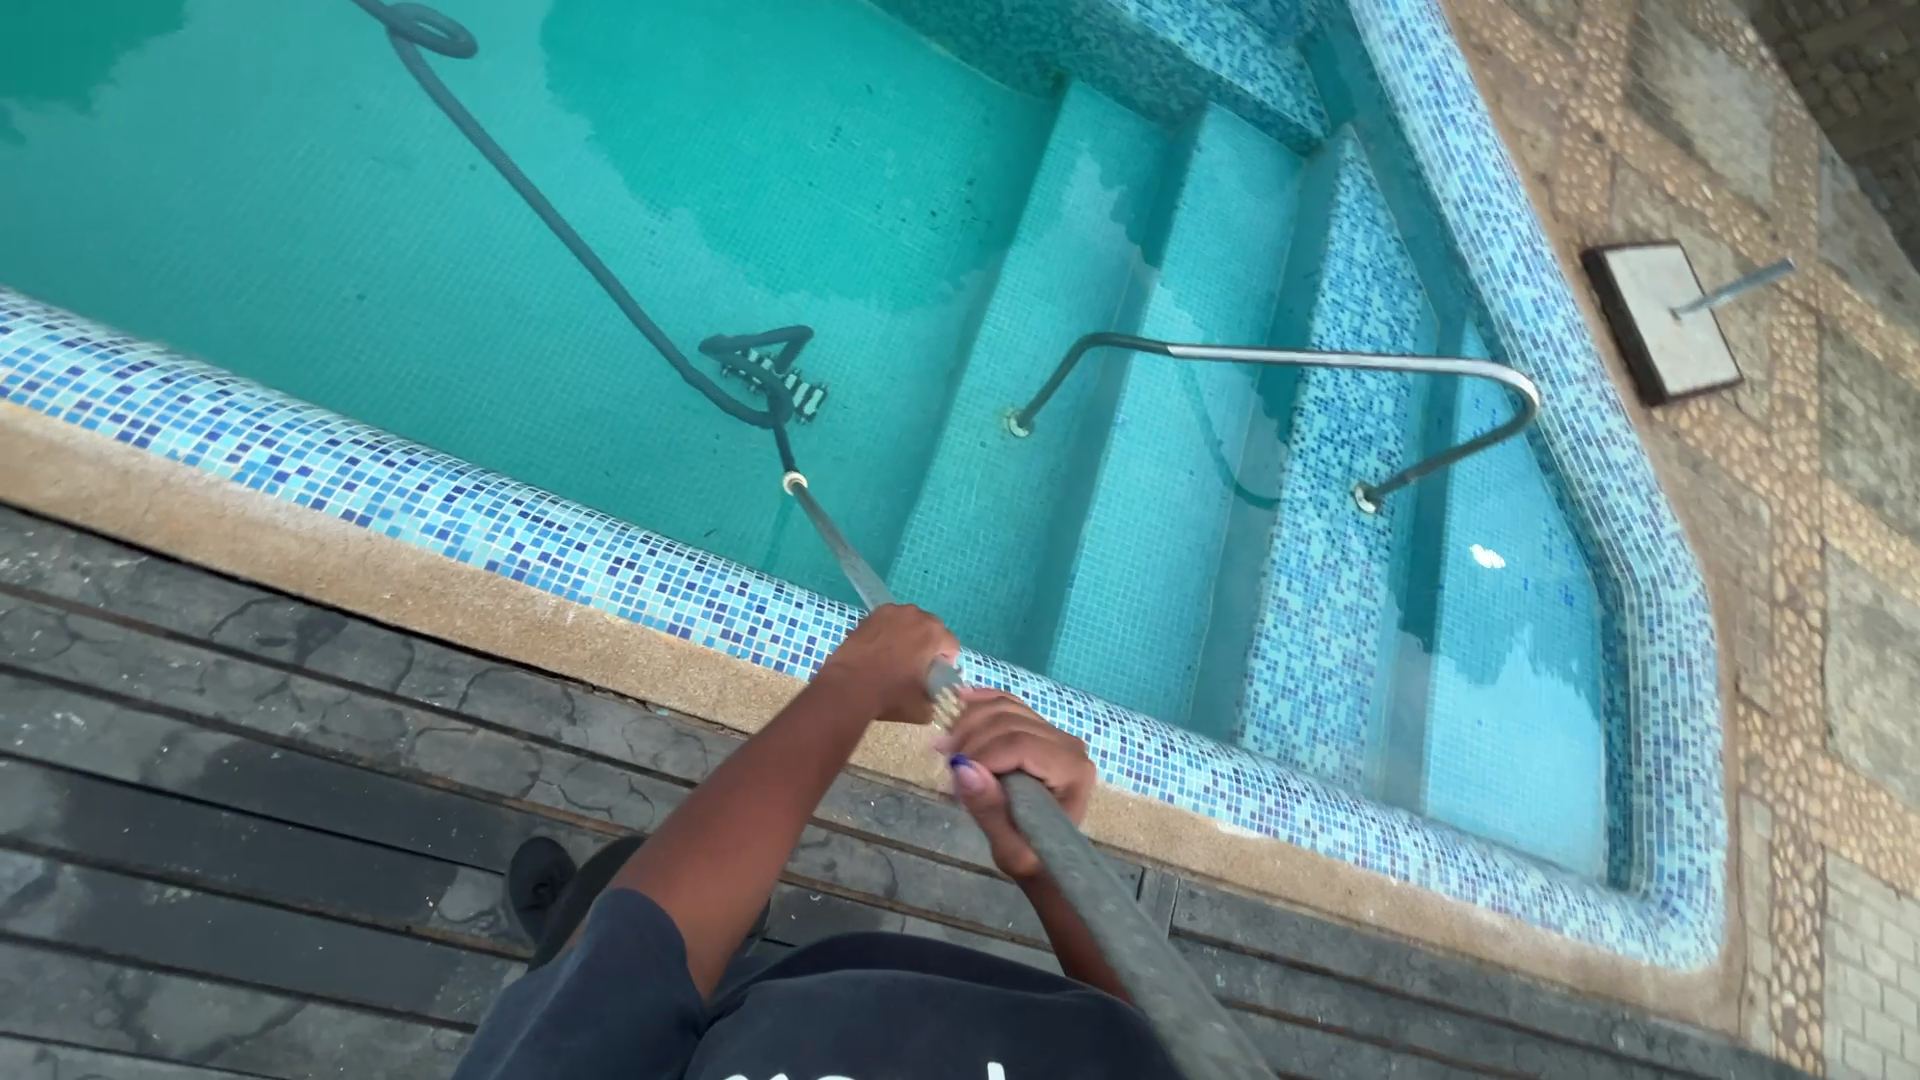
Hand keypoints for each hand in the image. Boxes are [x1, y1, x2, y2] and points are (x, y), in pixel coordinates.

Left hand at [814, 605, 958, 724]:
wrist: (847, 686)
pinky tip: (880, 649)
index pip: (951, 644)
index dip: (946, 661)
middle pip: (932, 629)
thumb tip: (933, 702)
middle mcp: (916, 615)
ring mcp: (892, 611)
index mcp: (934, 634)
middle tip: (916, 665)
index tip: (933, 675)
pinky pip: (891, 621)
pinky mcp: (872, 614)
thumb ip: (934, 702)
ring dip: (910, 635)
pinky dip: (890, 631)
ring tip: (896, 656)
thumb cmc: (889, 695)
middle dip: (929, 645)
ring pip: (911, 622)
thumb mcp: (921, 709)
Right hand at [935, 689, 1095, 881]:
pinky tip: (959, 700)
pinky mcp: (1039, 728)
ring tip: (947, 747)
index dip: (983, 753)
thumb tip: (964, 768)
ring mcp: (1055, 733)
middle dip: (971, 738)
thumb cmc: (1032, 858)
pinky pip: (1008, 703)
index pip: (1020, 744)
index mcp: (1072, 771)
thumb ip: (989, 810)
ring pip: (1005, 707)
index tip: (955, 773)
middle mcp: (1069, 745)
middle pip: (1010, 721)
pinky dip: (982, 701)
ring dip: (969, 721)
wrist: (1045, 858)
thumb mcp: (1009, 849)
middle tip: (946, 762)